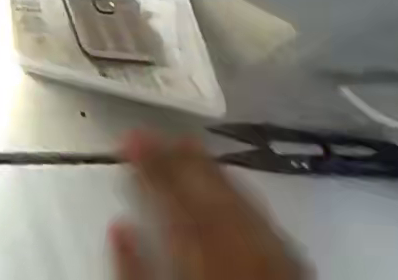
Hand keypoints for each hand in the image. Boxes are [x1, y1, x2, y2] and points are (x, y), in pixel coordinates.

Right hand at [111, 132, 306, 279]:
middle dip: (178, 160)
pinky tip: (239, 190)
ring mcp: (279, 271)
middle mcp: (244, 261)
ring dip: (216, 174)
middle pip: (210, 201)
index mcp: (201, 263)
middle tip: (152, 131)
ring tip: (189, 145)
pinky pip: (277, 234)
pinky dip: (251, 203)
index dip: (147, 164)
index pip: (172, 203)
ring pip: (246, 211)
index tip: (126, 137)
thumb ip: (134, 270)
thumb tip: (119, 227)